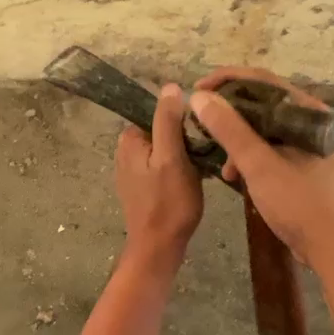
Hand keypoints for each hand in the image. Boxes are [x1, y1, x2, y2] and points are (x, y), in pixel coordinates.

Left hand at [115, 83, 203, 268]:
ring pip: (166, 149)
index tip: (203, 131)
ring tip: (205, 164)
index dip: (182, 118)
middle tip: (207, 149)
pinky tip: (196, 178)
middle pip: (162, 130)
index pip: (158, 112)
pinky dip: (180, 168)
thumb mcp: (172, 157)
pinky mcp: (143, 187)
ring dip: (186, 154)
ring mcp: (133, 171)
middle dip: (185, 137)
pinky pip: (165, 166)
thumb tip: (169, 87)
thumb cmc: (168, 202)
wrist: (159, 247)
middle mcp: (126, 152)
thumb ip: (168, 121)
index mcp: (129, 139)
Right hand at [189, 67, 333, 271]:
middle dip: (228, 114)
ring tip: (221, 165)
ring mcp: (311, 146)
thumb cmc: (300, 204)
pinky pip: (271, 149)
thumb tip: (199, 96)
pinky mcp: (306, 166)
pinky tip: (236, 177)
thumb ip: (229, 129)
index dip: (225, 80)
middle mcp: (312, 122)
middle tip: (200, 125)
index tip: (195, 90)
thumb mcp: (259, 165)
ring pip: (265, 129)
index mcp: (308, 113)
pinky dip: (251, 157)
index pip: (262, 80)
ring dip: (237, 141)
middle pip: (262, 103)